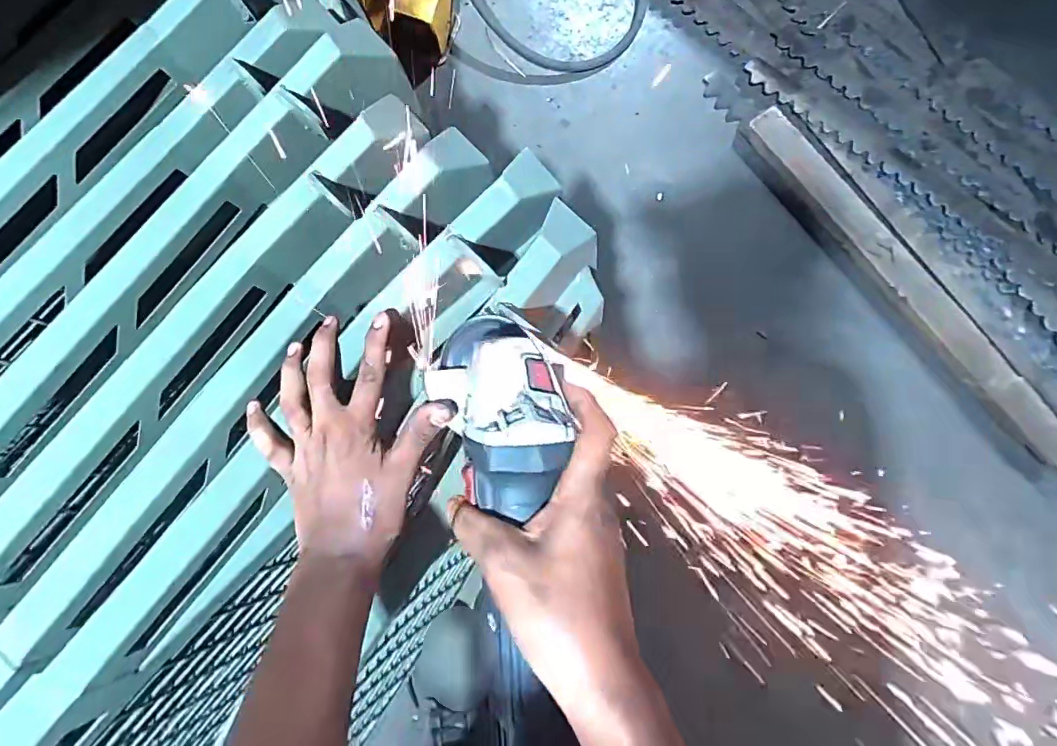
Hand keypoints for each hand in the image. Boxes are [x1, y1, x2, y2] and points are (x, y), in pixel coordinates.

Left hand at [246, 311, 454, 582]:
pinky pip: (270, 443)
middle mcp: (325, 429)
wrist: (339, 558)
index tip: (382, 316)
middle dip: (324, 346)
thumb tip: (446, 402)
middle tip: (327, 322)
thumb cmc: (375, 514)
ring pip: (291, 401)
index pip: (369, 375)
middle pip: (320, 378)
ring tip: (294, 347)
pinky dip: (258, 424)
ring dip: (291, 372)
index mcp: (355, 426)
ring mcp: (303, 448)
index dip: (377, 343)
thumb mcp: (403, 473)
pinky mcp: (290, 469)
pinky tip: (252, 407)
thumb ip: (420, 434)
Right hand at [447, 383, 682, 745]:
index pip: (599, 432)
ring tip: (504, 464)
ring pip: (574, 483)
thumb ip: (475, 526)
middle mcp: (598, 506)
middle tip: (512, 419)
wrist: (600, 675)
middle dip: (551, 430)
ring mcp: (600, 533)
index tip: (560, 382)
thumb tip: (456, 505)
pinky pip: (571, 510)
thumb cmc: (557, 610)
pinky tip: (515, 515)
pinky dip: (545, 498)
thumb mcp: (503, 563)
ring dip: (544, 467)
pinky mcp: (595, 556)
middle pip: (582, 452)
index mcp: (583, 496)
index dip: (586, 400)